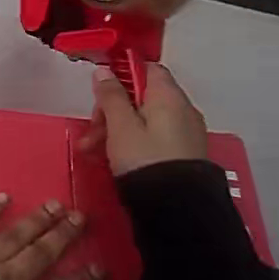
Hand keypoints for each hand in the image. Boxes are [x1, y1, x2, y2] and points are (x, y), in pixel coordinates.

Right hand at [80, 63, 208, 174]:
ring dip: (117, 130)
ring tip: (92, 152)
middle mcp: (183, 108)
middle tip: (92, 132)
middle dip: (112, 111)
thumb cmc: (144, 160)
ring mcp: (187, 133)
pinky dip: (135, 144)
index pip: (147, 68)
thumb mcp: (120, 127)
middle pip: (143, 97)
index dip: (122, 76)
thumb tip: (105, 70)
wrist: (178, 210)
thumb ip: (111, 96)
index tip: (101, 94)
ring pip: (146, 121)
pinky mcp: (186, 156)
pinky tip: (115, 161)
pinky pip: (156, 139)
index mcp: (168, 95)